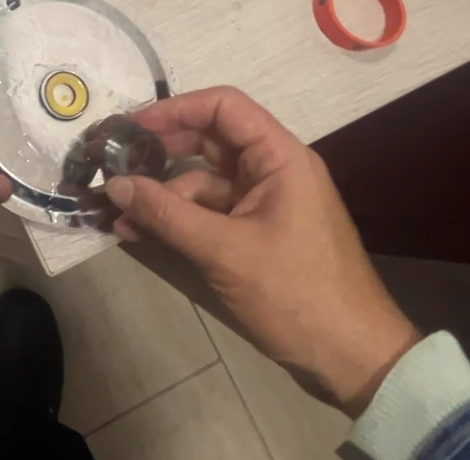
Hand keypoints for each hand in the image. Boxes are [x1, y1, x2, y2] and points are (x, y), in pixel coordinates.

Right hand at [102, 87, 418, 417]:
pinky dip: (176, 217)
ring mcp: (265, 202)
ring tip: (120, 210)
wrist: (356, 364)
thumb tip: (113, 184)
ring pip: (203, 178)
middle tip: (116, 160)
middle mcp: (273, 170)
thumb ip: (165, 213)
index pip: (223, 106)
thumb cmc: (297, 294)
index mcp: (280, 158)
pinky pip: (208, 210)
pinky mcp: (256, 231)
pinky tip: (139, 232)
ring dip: (162, 192)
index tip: (133, 126)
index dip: (175, 109)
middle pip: (208, 139)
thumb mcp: (224, 251)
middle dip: (161, 150)